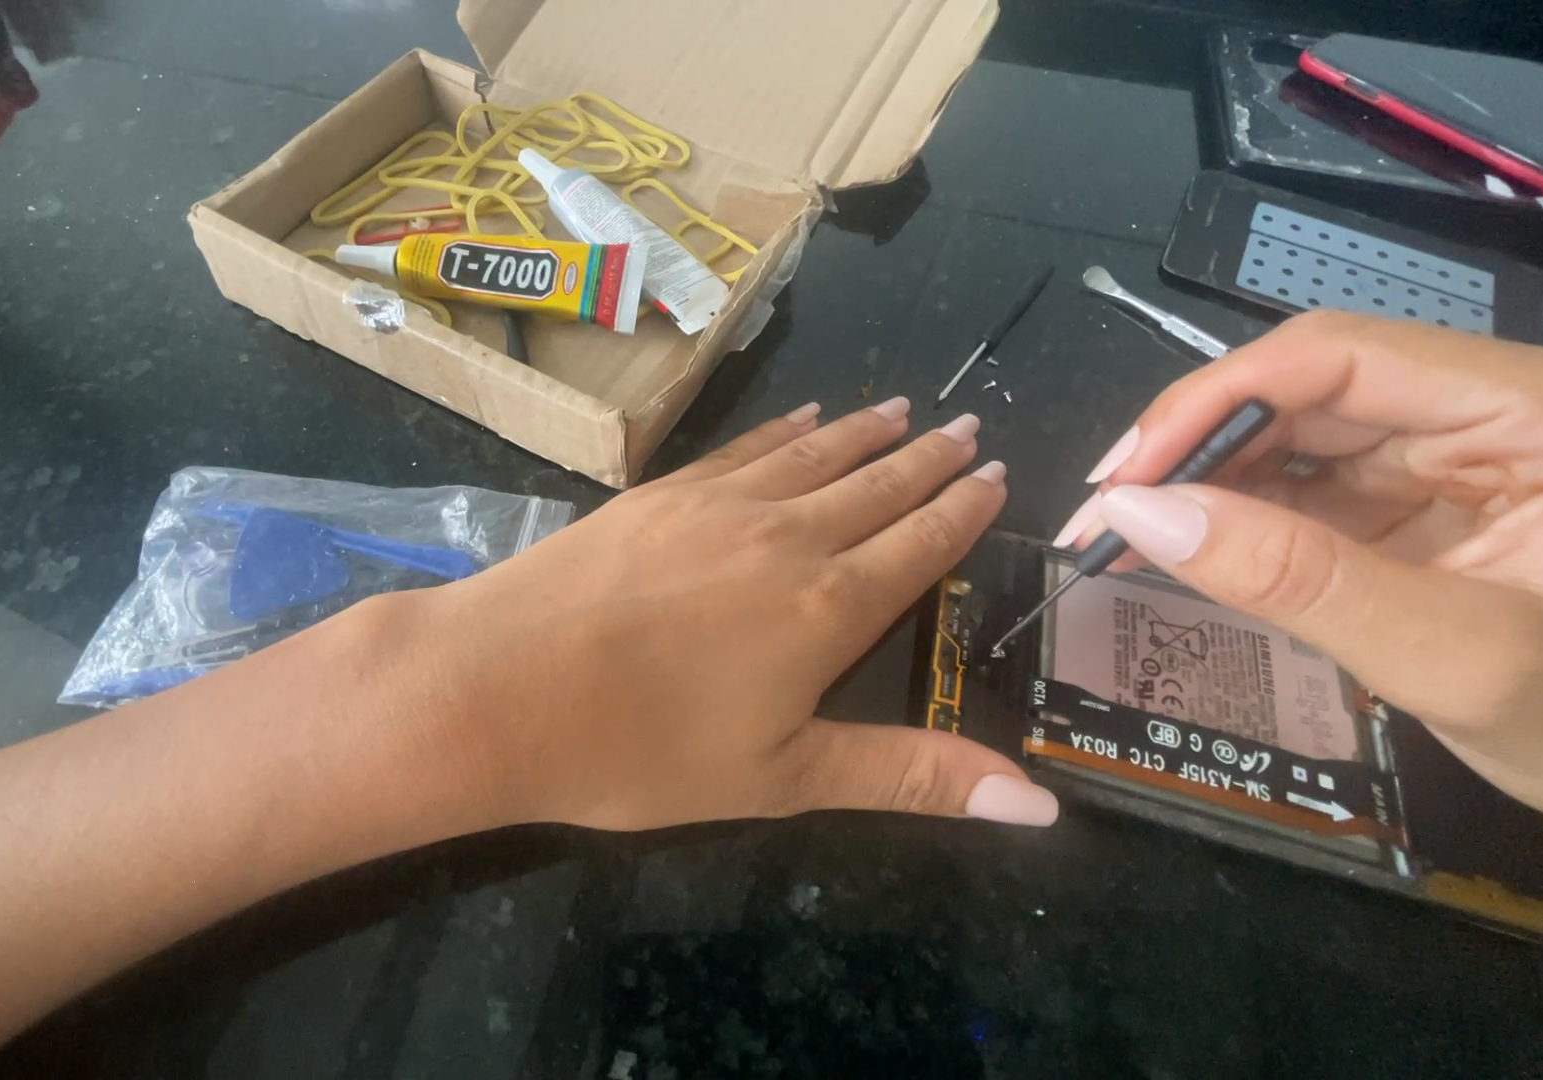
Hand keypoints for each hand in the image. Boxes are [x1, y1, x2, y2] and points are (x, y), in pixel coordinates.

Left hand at [391, 398, 1055, 831]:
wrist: (502, 686)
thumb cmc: (641, 750)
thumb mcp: (782, 780)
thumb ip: (907, 777)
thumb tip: (1040, 805)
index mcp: (825, 608)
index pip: (918, 545)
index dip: (962, 510)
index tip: (996, 475)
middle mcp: (784, 537)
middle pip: (875, 486)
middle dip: (928, 460)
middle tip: (968, 428)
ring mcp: (716, 504)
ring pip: (812, 455)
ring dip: (864, 433)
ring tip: (903, 410)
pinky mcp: (659, 493)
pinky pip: (742, 448)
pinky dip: (782, 430)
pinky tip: (801, 416)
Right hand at [1055, 312, 1542, 826]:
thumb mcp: (1458, 663)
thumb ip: (1297, 580)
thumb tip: (1136, 513)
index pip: (1338, 359)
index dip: (1210, 403)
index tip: (1124, 479)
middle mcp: (1488, 411)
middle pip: (1296, 391)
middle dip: (1183, 450)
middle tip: (1101, 520)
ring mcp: (1444, 455)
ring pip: (1280, 437)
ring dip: (1189, 483)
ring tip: (1115, 538)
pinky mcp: (1407, 500)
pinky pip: (1291, 486)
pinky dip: (1219, 515)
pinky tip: (1169, 545)